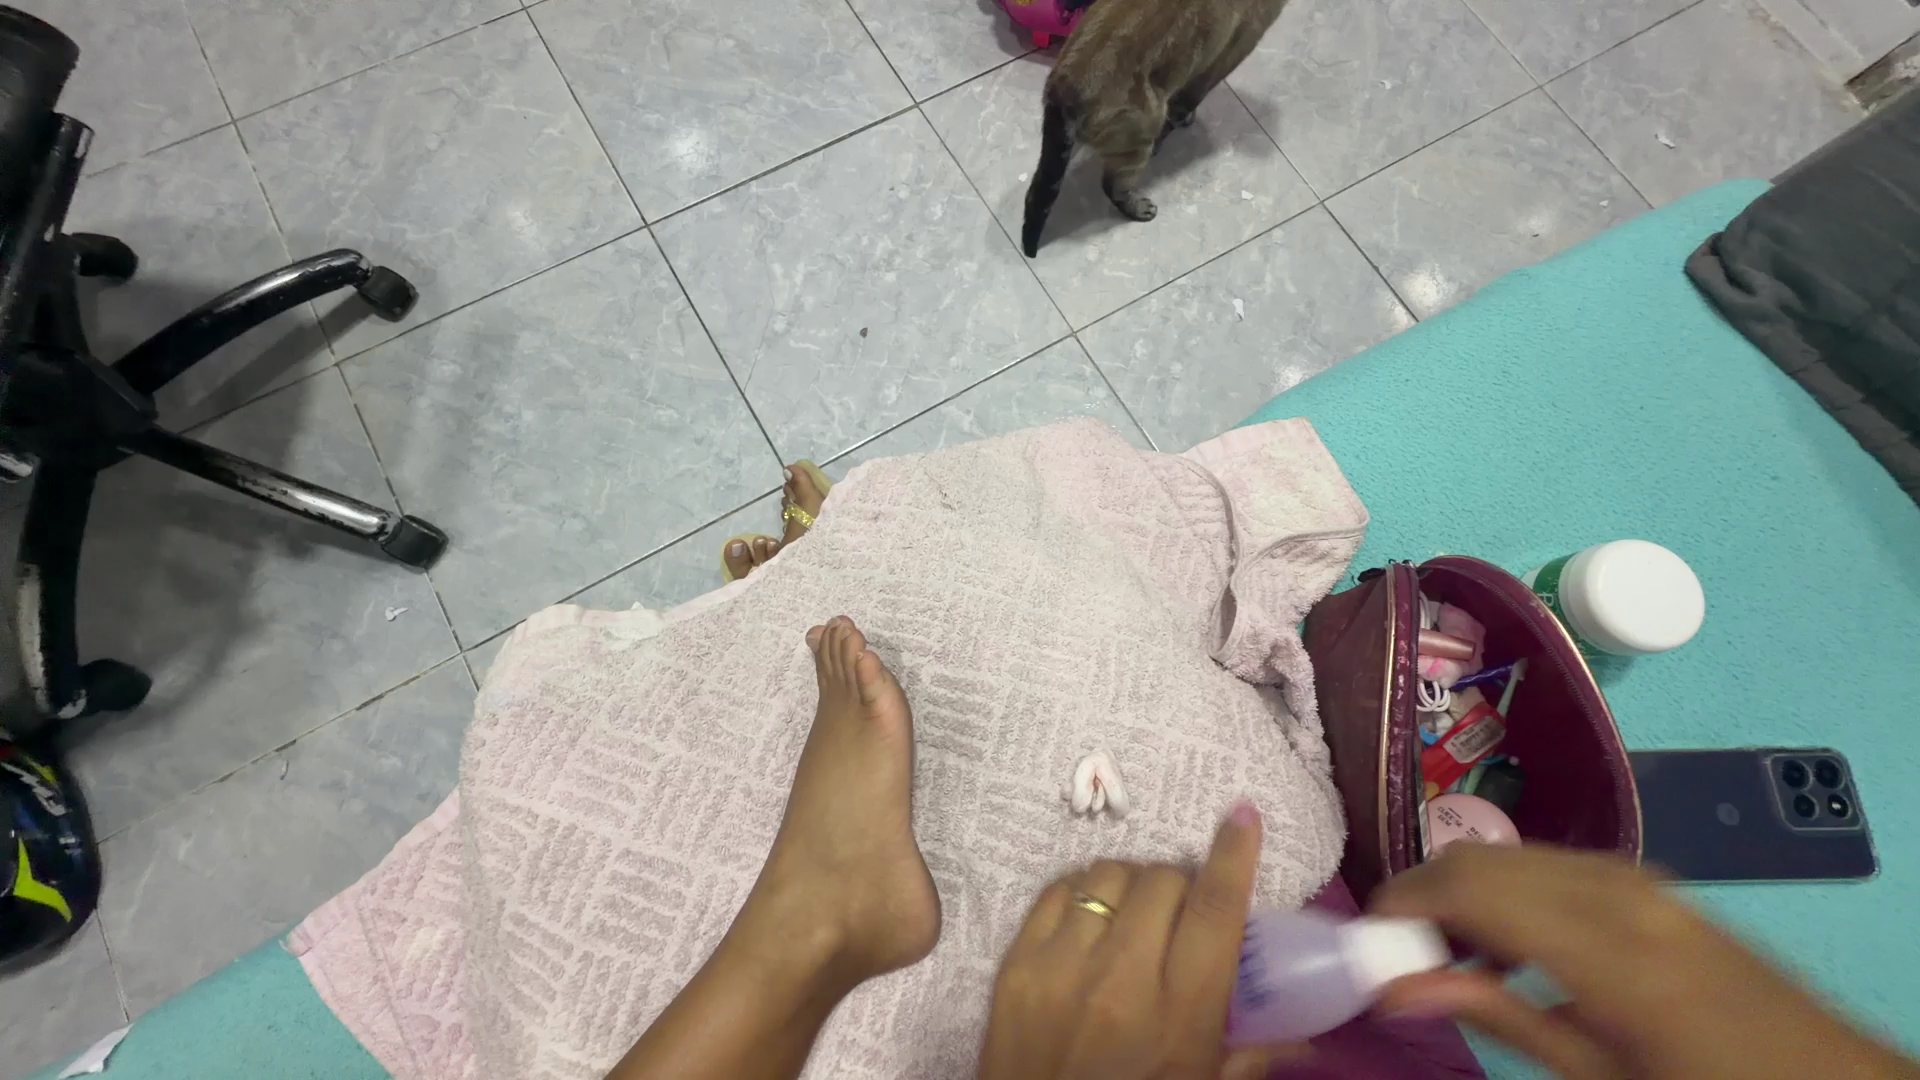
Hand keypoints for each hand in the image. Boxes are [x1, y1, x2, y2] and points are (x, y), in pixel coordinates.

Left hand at [977, 803, 1299, 1079]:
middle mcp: (1121, 977)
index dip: (1233, 855)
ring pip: (1107, 874)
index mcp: (1180, 1015)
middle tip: (1179, 908)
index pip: (1214, 910)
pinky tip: (1090, 914)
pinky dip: (1081, 890)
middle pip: (1161, 880)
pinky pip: (1057, 890)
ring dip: (1131, 882)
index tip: (1242, 816)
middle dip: (1179, 882)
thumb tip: (1304, 1030)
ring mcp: (1061, 963)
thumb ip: (1250, 1052)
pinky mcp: (1017, 959)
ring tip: (1133, 909)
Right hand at [1371, 844, 1919, 1079]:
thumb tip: (1395, 989)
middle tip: (1401, 950)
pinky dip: (1499, 886)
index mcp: (1608, 951)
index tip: (1369, 940)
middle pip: (1474, 860)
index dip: (1402, 903)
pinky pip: (1539, 861)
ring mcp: (1632, 876)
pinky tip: (1508, 939)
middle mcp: (1612, 891)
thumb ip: (1500, 1019)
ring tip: (1452, 951)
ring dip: (1456, 888)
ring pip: (1501, 853)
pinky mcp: (1642, 877)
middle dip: (1419, 893)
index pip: (1466, 889)